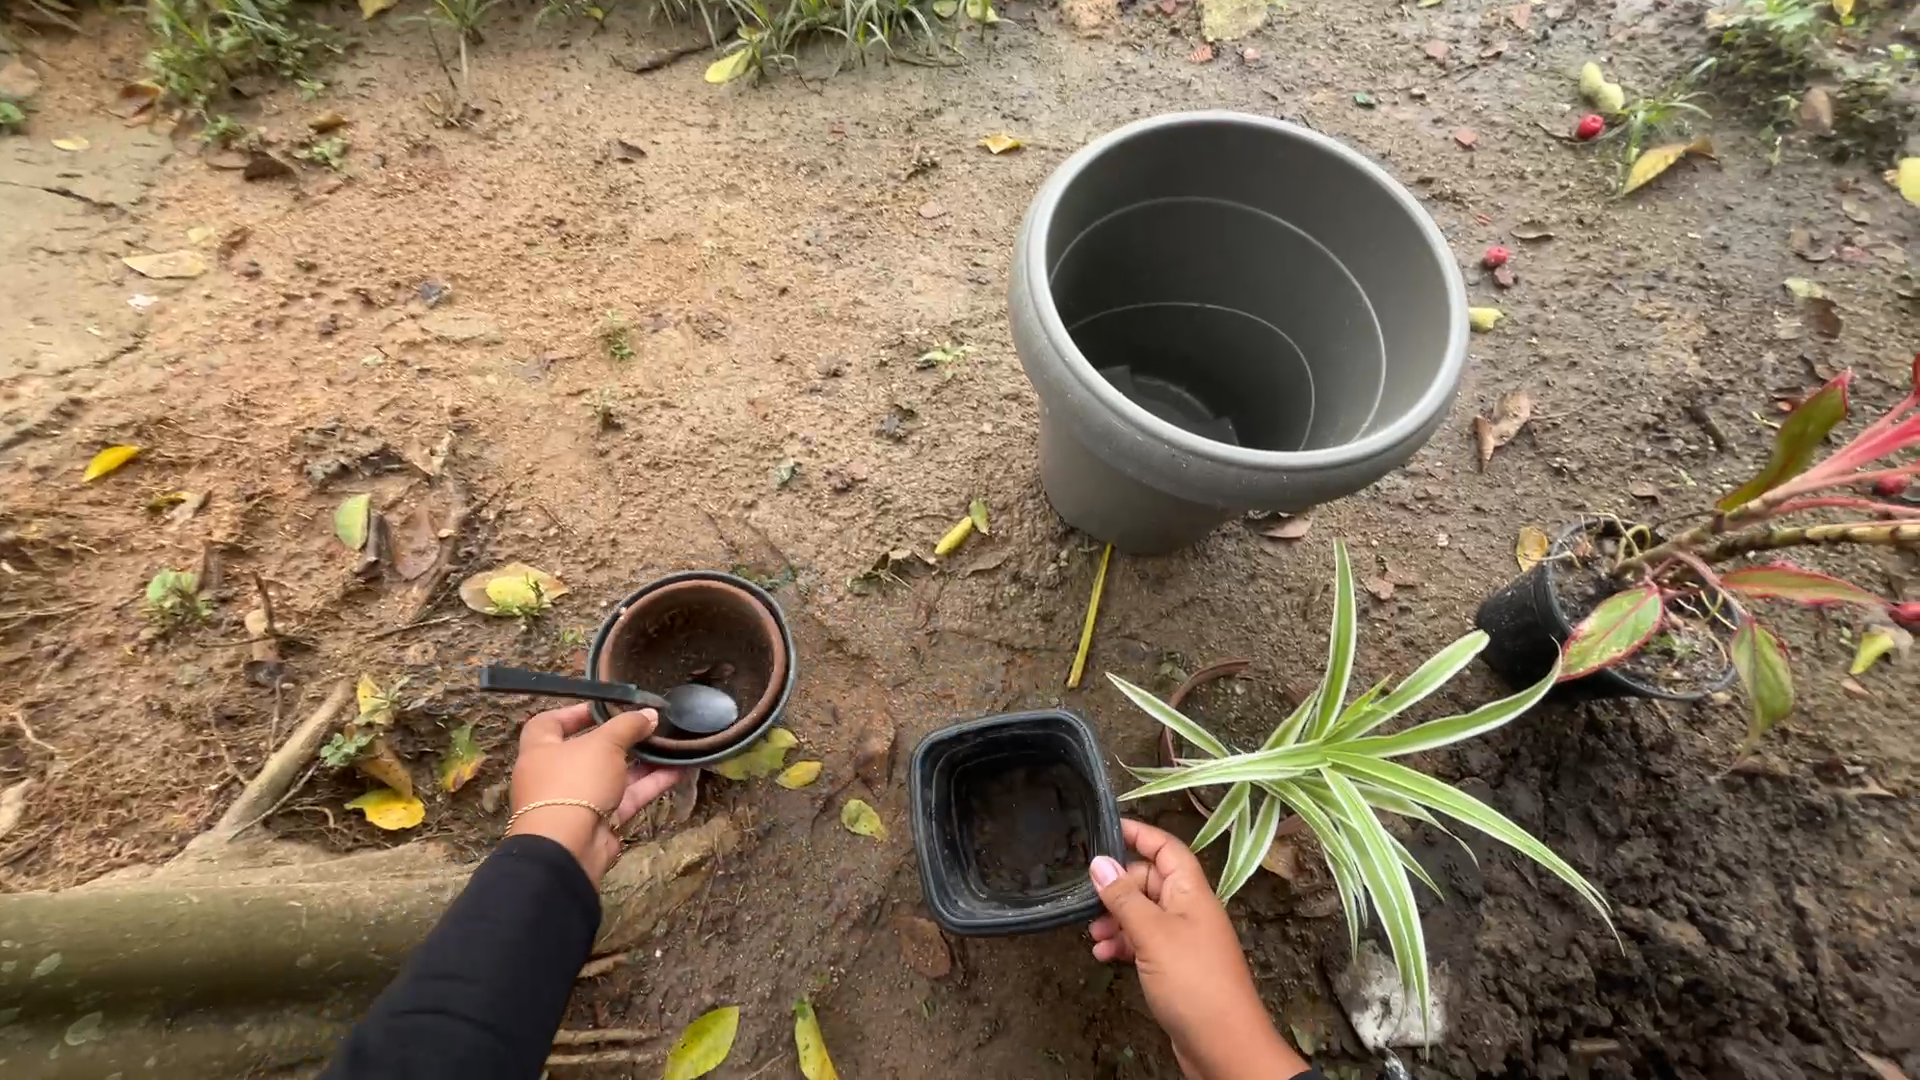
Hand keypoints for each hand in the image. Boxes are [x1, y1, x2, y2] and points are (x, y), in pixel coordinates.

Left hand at [507, 703, 682, 886]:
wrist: (568, 848)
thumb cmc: (574, 783)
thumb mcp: (604, 743)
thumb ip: (628, 725)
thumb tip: (650, 714)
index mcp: (541, 752)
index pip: (549, 724)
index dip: (574, 712)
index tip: (605, 706)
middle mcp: (556, 775)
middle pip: (589, 749)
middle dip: (620, 737)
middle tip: (647, 725)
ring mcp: (579, 799)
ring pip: (614, 773)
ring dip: (642, 760)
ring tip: (670, 743)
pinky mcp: (600, 819)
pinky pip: (628, 795)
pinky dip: (651, 782)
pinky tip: (679, 768)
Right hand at [1088, 819, 1308, 1079]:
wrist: (1226, 1051)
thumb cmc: (1193, 982)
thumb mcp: (1152, 934)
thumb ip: (1123, 897)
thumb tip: (1098, 862)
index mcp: (1191, 892)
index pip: (1166, 848)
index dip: (1140, 833)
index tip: (1108, 827)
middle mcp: (1188, 910)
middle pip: (1148, 881)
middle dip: (1117, 888)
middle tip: (1088, 901)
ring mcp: (1182, 939)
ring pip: (1142, 913)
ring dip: (1115, 919)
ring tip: (1093, 935)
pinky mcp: (1174, 966)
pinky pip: (1143, 941)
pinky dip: (1122, 943)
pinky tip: (1103, 955)